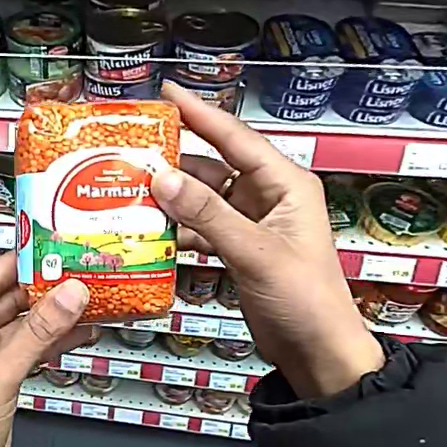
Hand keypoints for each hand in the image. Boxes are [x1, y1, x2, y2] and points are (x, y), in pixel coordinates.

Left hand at [0, 252, 91, 446]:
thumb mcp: (0, 372)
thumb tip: (70, 292)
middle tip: (79, 269)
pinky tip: (83, 330)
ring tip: (90, 296)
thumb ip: (38, 331)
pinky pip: (33, 347)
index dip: (20, 260)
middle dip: (45, 286)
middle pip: (11, 298)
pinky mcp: (4, 375)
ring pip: (25, 323)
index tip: (52, 245)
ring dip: (55, 313)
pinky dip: (56, 339)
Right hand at [153, 81, 384, 399]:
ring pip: (202, 198)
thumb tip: (162, 178)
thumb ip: (207, 214)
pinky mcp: (237, 248)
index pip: (235, 138)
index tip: (166, 93)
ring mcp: (250, 223)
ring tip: (129, 191)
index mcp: (284, 185)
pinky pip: (200, 227)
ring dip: (171, 197)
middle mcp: (266, 197)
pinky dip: (177, 229)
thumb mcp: (255, 252)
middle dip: (174, 159)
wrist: (316, 353)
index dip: (199, 113)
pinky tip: (151, 231)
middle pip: (212, 166)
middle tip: (132, 149)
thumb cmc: (303, 299)